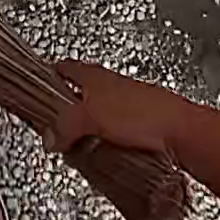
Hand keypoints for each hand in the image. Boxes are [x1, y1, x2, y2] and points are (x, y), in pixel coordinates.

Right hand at [49, 60, 197, 157]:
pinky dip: (103, 138)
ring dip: (86, 127)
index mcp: (94, 74)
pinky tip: (102, 151)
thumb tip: (49, 137)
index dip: (50, 76)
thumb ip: (64, 127)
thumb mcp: (89, 118)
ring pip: (96, 112)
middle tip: (55, 128)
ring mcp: (125, 102)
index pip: (64, 68)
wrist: (180, 132)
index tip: (39, 88)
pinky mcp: (138, 122)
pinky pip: (112, 128)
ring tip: (78, 145)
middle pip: (78, 92)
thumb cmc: (141, 114)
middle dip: (66, 110)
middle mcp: (109, 84)